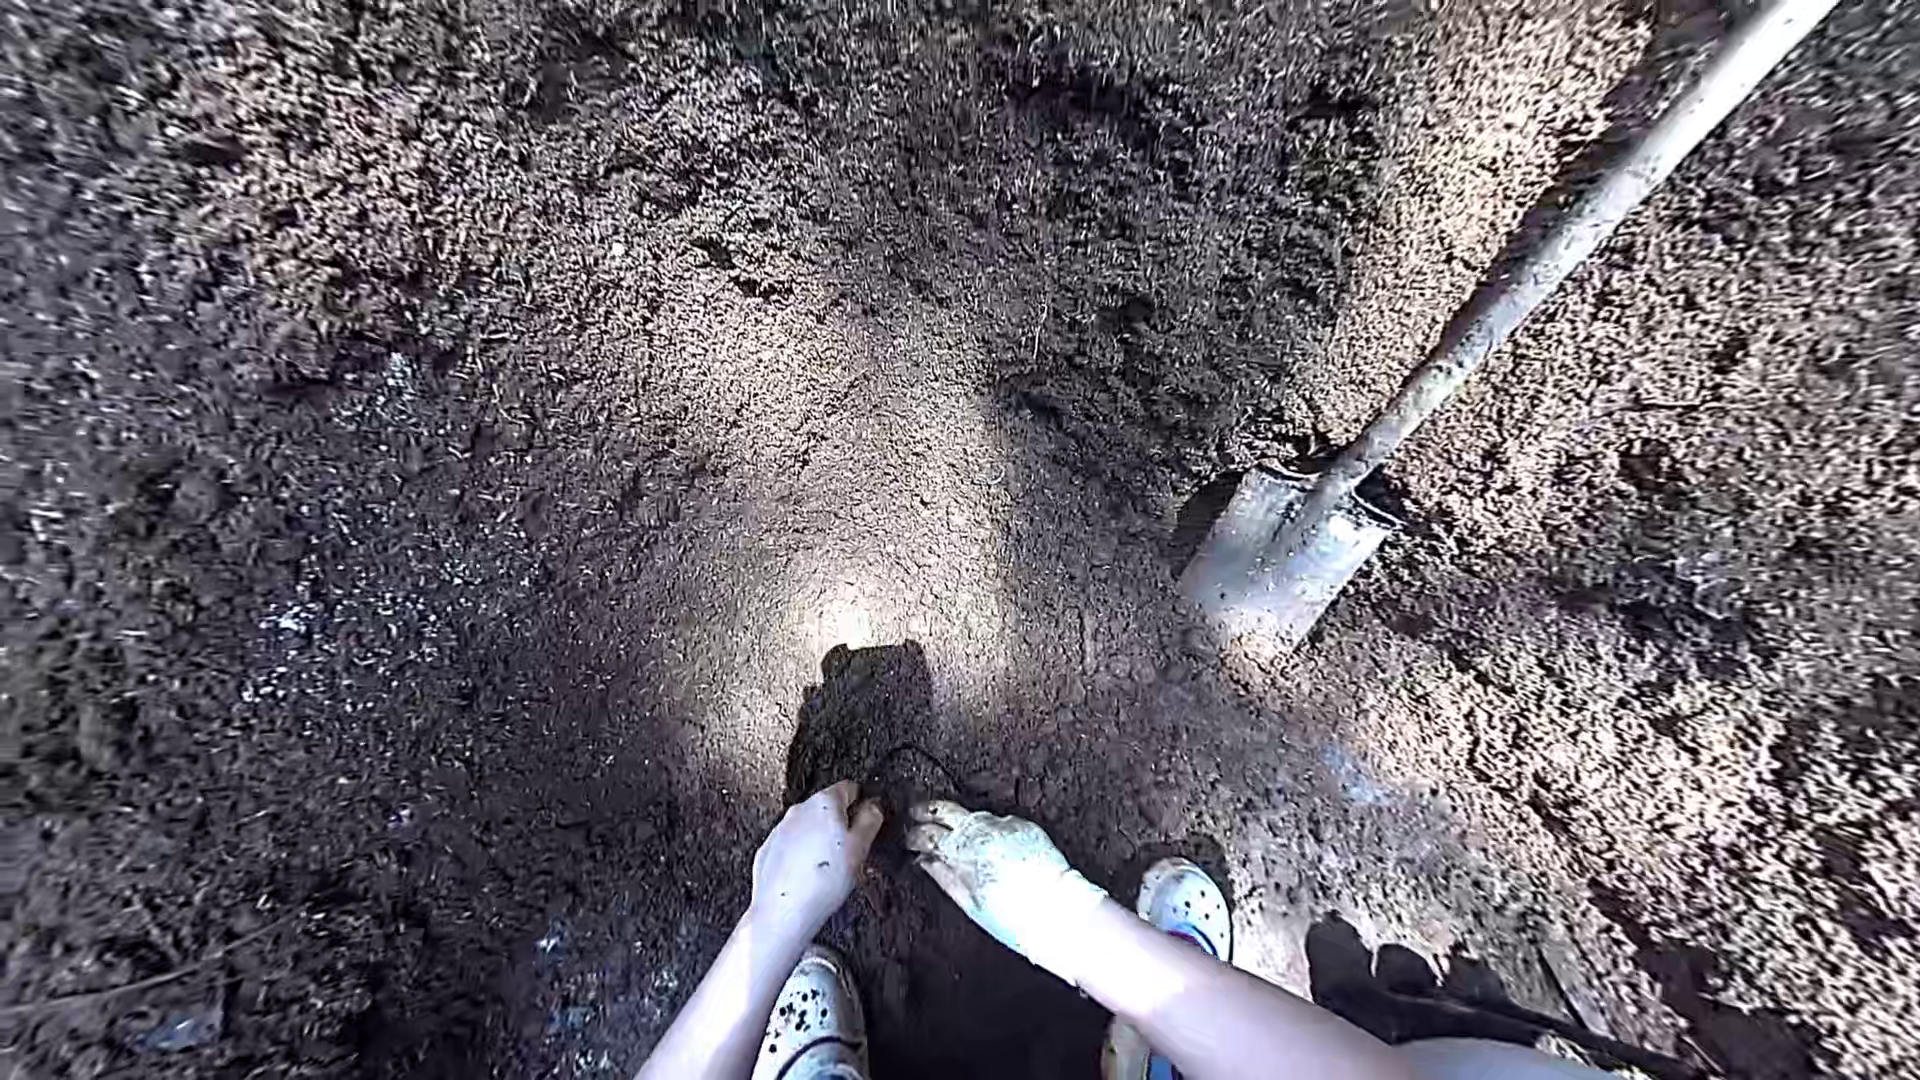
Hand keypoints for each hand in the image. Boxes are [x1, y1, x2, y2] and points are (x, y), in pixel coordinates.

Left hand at [750, 781, 883, 935]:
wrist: (782, 914)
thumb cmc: (822, 882)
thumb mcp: (860, 848)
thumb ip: (871, 820)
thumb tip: (873, 806)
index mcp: (824, 802)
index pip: (848, 788)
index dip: (861, 803)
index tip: (865, 820)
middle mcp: (799, 810)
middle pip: (827, 808)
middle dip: (839, 825)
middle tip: (849, 852)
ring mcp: (780, 830)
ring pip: (808, 827)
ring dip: (819, 840)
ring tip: (828, 871)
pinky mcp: (768, 851)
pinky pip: (791, 846)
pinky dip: (800, 856)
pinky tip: (808, 877)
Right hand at [905, 800, 1107, 983]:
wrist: (1060, 913)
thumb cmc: (1015, 920)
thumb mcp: (971, 905)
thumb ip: (945, 878)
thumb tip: (925, 862)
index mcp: (965, 852)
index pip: (930, 834)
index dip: (915, 835)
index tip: (908, 837)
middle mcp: (982, 830)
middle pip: (947, 811)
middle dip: (928, 811)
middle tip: (915, 814)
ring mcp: (1003, 824)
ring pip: (972, 815)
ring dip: (957, 820)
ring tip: (945, 827)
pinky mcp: (1022, 824)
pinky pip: (997, 821)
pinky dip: (986, 829)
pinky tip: (983, 840)